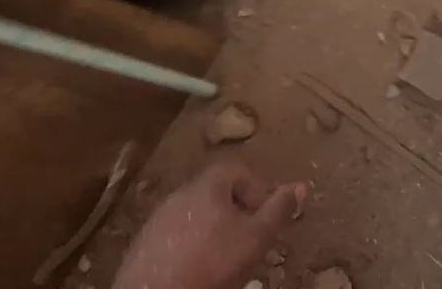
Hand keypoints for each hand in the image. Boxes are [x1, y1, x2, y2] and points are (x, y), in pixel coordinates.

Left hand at [112, 163, 306, 288]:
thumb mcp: (257, 237)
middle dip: (236, 214)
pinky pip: (174, 238)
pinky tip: (195, 270)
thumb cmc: (212, 263)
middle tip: (248, 239)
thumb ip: (279, 209)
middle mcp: (180, 194)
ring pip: (195, 218)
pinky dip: (189, 248)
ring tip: (223, 259)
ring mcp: (156, 222)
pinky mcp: (140, 249)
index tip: (266, 218)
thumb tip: (301, 186)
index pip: (240, 172)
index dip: (258, 192)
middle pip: (217, 195)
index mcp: (208, 184)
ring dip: (212, 232)